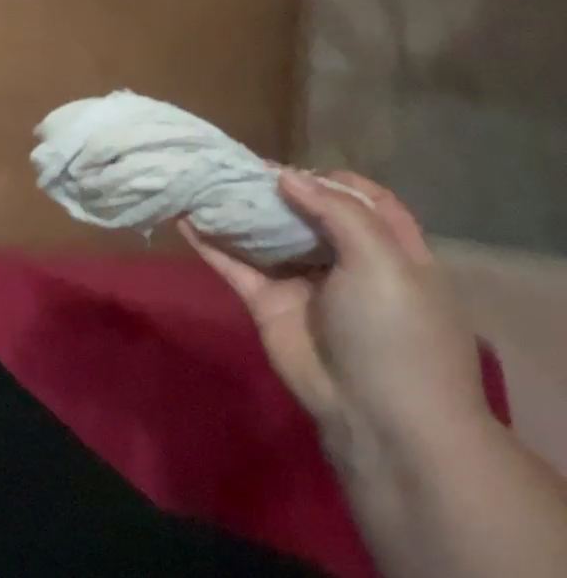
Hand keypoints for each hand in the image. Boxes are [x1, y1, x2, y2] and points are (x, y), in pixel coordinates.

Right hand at [182, 170, 489, 443]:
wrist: (378, 411)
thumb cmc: (395, 331)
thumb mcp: (383, 263)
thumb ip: (337, 214)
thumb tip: (284, 176)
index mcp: (391, 252)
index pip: (366, 202)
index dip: (331, 179)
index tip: (288, 166)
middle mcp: (346, 263)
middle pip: (307, 215)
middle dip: (272, 189)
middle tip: (228, 167)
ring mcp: (303, 284)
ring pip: (264, 237)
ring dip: (235, 212)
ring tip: (198, 183)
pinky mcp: (266, 303)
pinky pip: (233, 265)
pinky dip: (208, 242)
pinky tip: (182, 218)